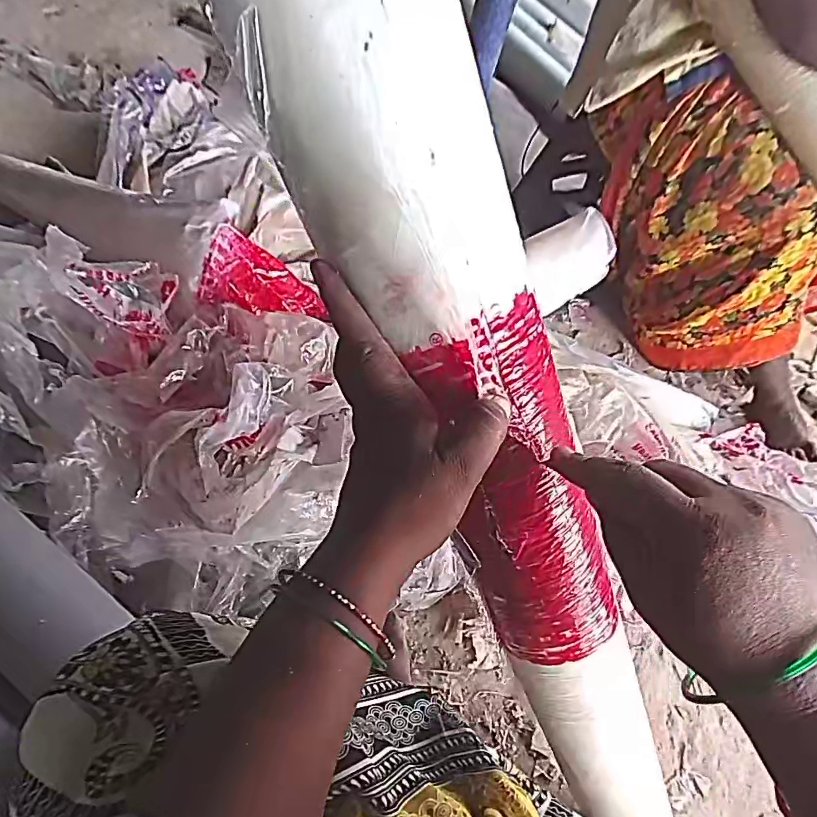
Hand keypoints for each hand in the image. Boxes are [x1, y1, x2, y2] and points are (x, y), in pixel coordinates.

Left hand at [311, 260, 509, 588]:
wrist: (368, 553)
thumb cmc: (409, 510)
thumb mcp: (459, 471)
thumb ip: (480, 431)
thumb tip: (495, 400)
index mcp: (390, 403)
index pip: (361, 339)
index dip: (341, 300)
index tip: (321, 264)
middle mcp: (371, 410)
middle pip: (353, 353)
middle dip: (352, 318)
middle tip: (366, 291)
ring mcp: (367, 432)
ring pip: (361, 378)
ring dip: (368, 348)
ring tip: (397, 332)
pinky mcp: (371, 452)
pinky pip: (375, 402)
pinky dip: (385, 382)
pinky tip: (414, 394)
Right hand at [549, 452, 816, 690]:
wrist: (787, 664)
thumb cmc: (708, 638)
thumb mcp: (646, 592)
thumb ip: (621, 535)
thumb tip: (601, 496)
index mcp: (697, 529)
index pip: (631, 480)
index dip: (591, 468)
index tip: (562, 458)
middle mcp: (738, 505)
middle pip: (664, 471)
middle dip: (632, 483)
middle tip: (610, 501)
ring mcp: (769, 505)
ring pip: (697, 482)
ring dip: (672, 498)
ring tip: (668, 535)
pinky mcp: (789, 511)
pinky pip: (730, 496)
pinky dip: (707, 510)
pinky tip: (708, 544)